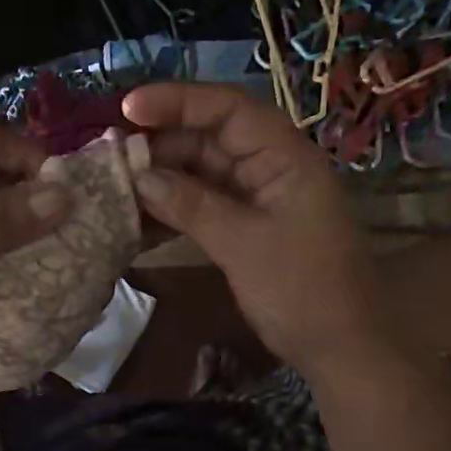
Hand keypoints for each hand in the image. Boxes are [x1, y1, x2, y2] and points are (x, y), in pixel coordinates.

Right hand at [122, 84, 389, 372]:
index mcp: (285, 157)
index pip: (228, 109)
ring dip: (160, 178)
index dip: (177, 101)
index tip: (127, 107)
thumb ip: (191, 205)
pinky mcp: (245, 227)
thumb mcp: (244, 245)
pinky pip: (202, 205)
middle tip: (110, 157)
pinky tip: (137, 218)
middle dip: (159, 144)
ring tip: (115, 186)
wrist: (340, 350)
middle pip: (208, 138)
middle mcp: (270, 168)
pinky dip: (172, 208)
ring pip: (200, 172)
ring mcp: (257, 198)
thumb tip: (139, 177)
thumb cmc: (302, 291)